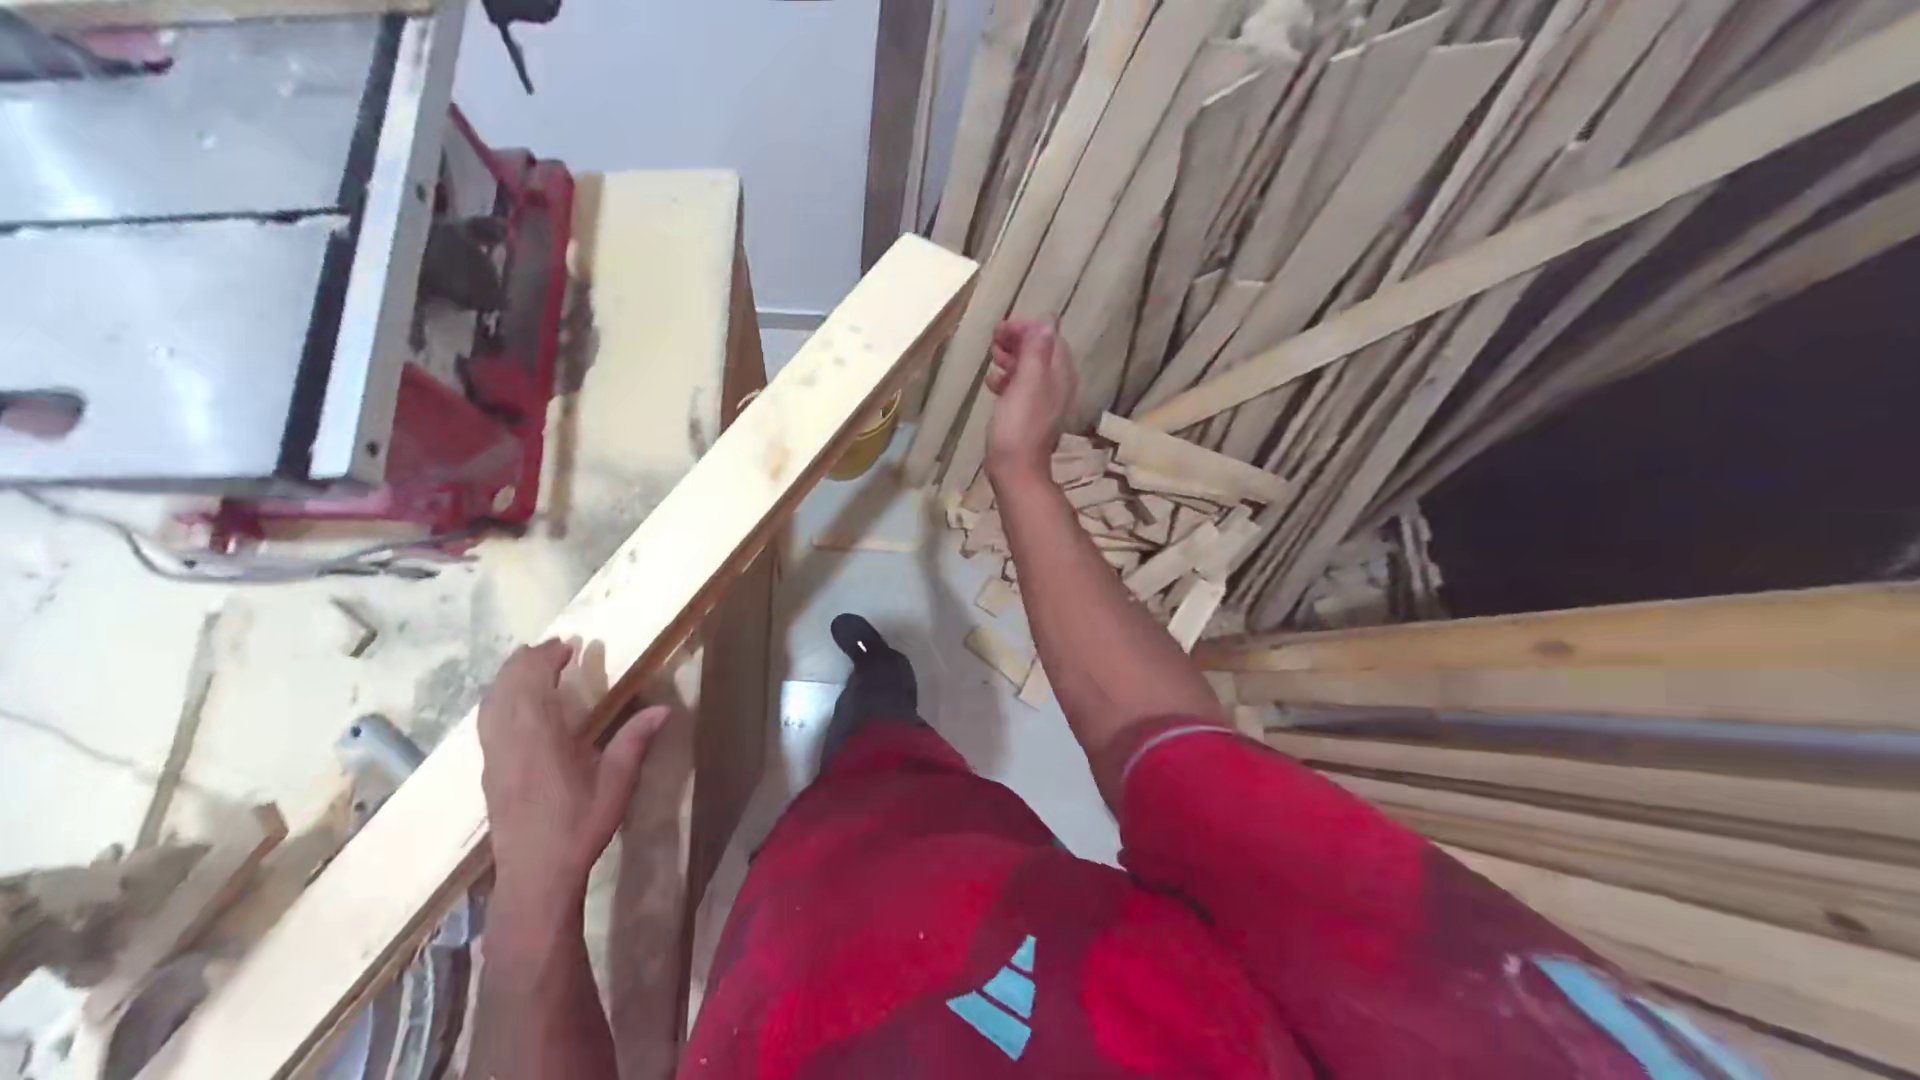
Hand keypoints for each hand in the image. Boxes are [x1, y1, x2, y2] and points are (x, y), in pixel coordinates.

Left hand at [478, 640, 667, 908]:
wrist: (536, 875)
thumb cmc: (579, 826)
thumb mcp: (616, 784)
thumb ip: (634, 741)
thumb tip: (664, 708)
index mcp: (540, 740)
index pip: (534, 685)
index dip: (547, 660)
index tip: (569, 645)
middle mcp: (510, 742)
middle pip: (507, 688)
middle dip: (526, 661)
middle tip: (552, 646)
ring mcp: (494, 757)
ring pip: (490, 704)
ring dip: (507, 677)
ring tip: (527, 662)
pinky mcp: (489, 771)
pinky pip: (485, 722)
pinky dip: (496, 698)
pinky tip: (510, 701)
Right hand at [984, 319, 1077, 484]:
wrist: (1015, 468)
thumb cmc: (1019, 424)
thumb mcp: (1028, 382)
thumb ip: (1037, 350)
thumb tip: (1047, 320)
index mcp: (1060, 374)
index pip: (1050, 337)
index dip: (1027, 328)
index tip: (1002, 328)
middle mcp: (1057, 384)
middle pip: (1040, 351)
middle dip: (1017, 340)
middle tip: (994, 340)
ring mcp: (1043, 400)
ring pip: (1029, 368)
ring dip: (1011, 358)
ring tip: (992, 357)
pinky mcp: (1029, 414)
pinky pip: (1021, 387)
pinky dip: (1007, 379)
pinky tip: (992, 383)